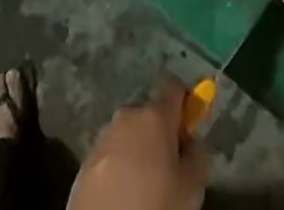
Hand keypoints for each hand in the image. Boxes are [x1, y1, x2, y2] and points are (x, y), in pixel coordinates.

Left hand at [67, 78, 209, 209]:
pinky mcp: (85, 161)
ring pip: (129, 134)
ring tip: (145, 183)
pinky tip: (124, 193)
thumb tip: (190, 141)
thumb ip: (198, 153)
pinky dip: (120, 165)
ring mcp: (103, 138)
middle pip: (150, 114)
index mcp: (154, 116)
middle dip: (161, 132)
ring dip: (139, 148)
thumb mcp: (193, 184)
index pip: (173, 85)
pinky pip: (112, 154)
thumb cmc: (156, 203)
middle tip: (170, 165)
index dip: (185, 99)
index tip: (190, 124)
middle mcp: (126, 117)